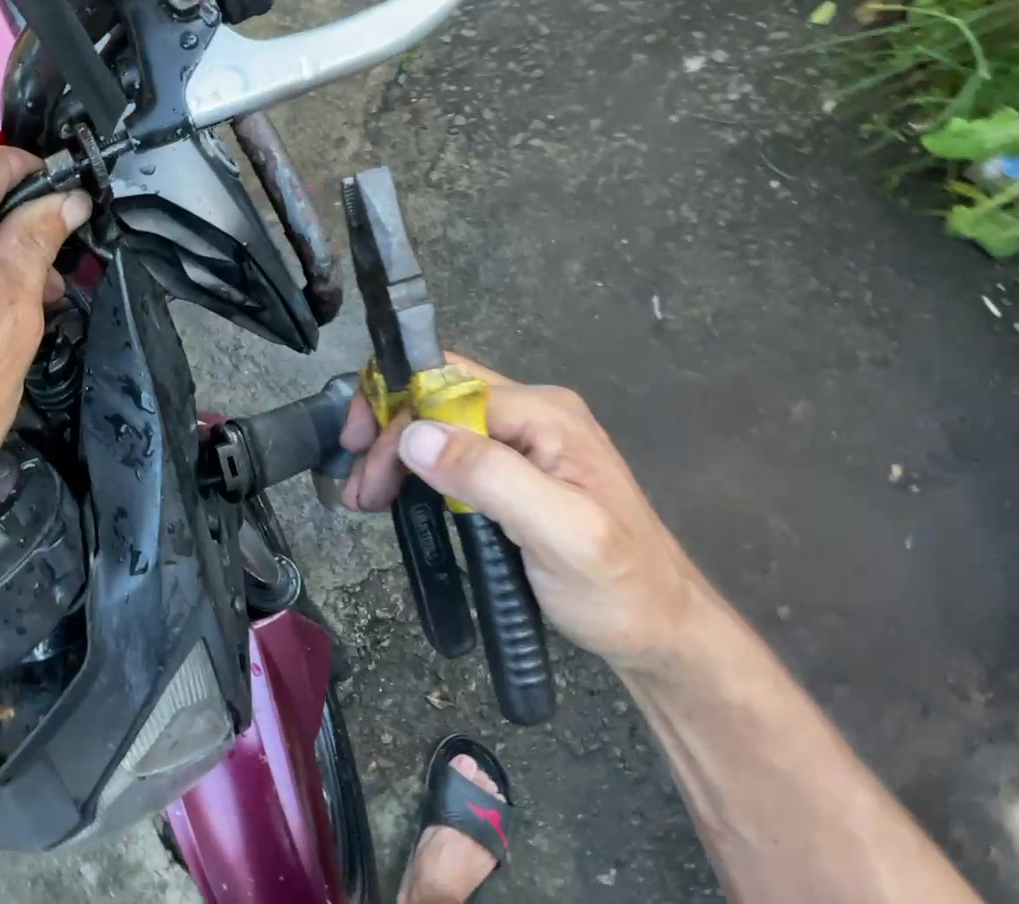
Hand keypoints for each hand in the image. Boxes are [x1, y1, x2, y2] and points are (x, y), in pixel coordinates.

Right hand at [338, 356, 702, 665]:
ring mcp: (521, 439)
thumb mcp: (561, 535)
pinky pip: (446, 448)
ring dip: (391, 453)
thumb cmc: (617, 588)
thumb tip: (414, 436)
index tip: (362, 467)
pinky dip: (409, 468)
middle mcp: (530, 412)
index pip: (444, 389)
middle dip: (385, 435)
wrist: (659, 629)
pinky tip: (392, 497)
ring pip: (433, 421)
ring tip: (365, 499)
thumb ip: (491, 478)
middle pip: (432, 395)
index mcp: (543, 414)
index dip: (395, 421)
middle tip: (359, 491)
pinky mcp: (510, 467)